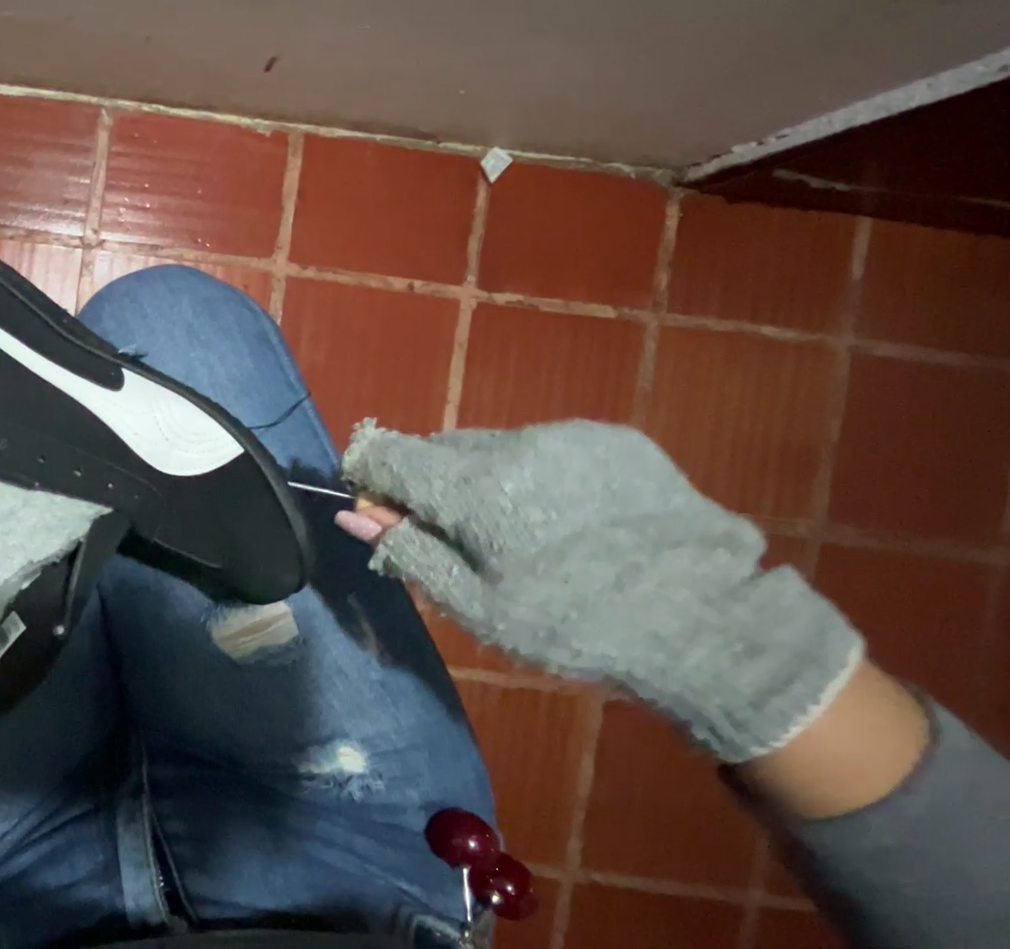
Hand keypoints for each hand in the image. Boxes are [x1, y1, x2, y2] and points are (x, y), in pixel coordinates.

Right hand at [339, 420, 864, 763]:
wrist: (708, 623)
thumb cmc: (573, 626)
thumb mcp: (476, 605)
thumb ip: (408, 550)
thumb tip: (352, 513)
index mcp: (475, 488)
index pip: (389, 453)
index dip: (372, 476)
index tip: (381, 507)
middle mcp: (515, 443)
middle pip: (438, 446)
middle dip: (428, 481)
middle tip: (455, 533)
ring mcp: (568, 434)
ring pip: (490, 443)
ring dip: (480, 474)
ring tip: (516, 526)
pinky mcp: (614, 436)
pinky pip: (544, 444)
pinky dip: (531, 470)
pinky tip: (563, 512)